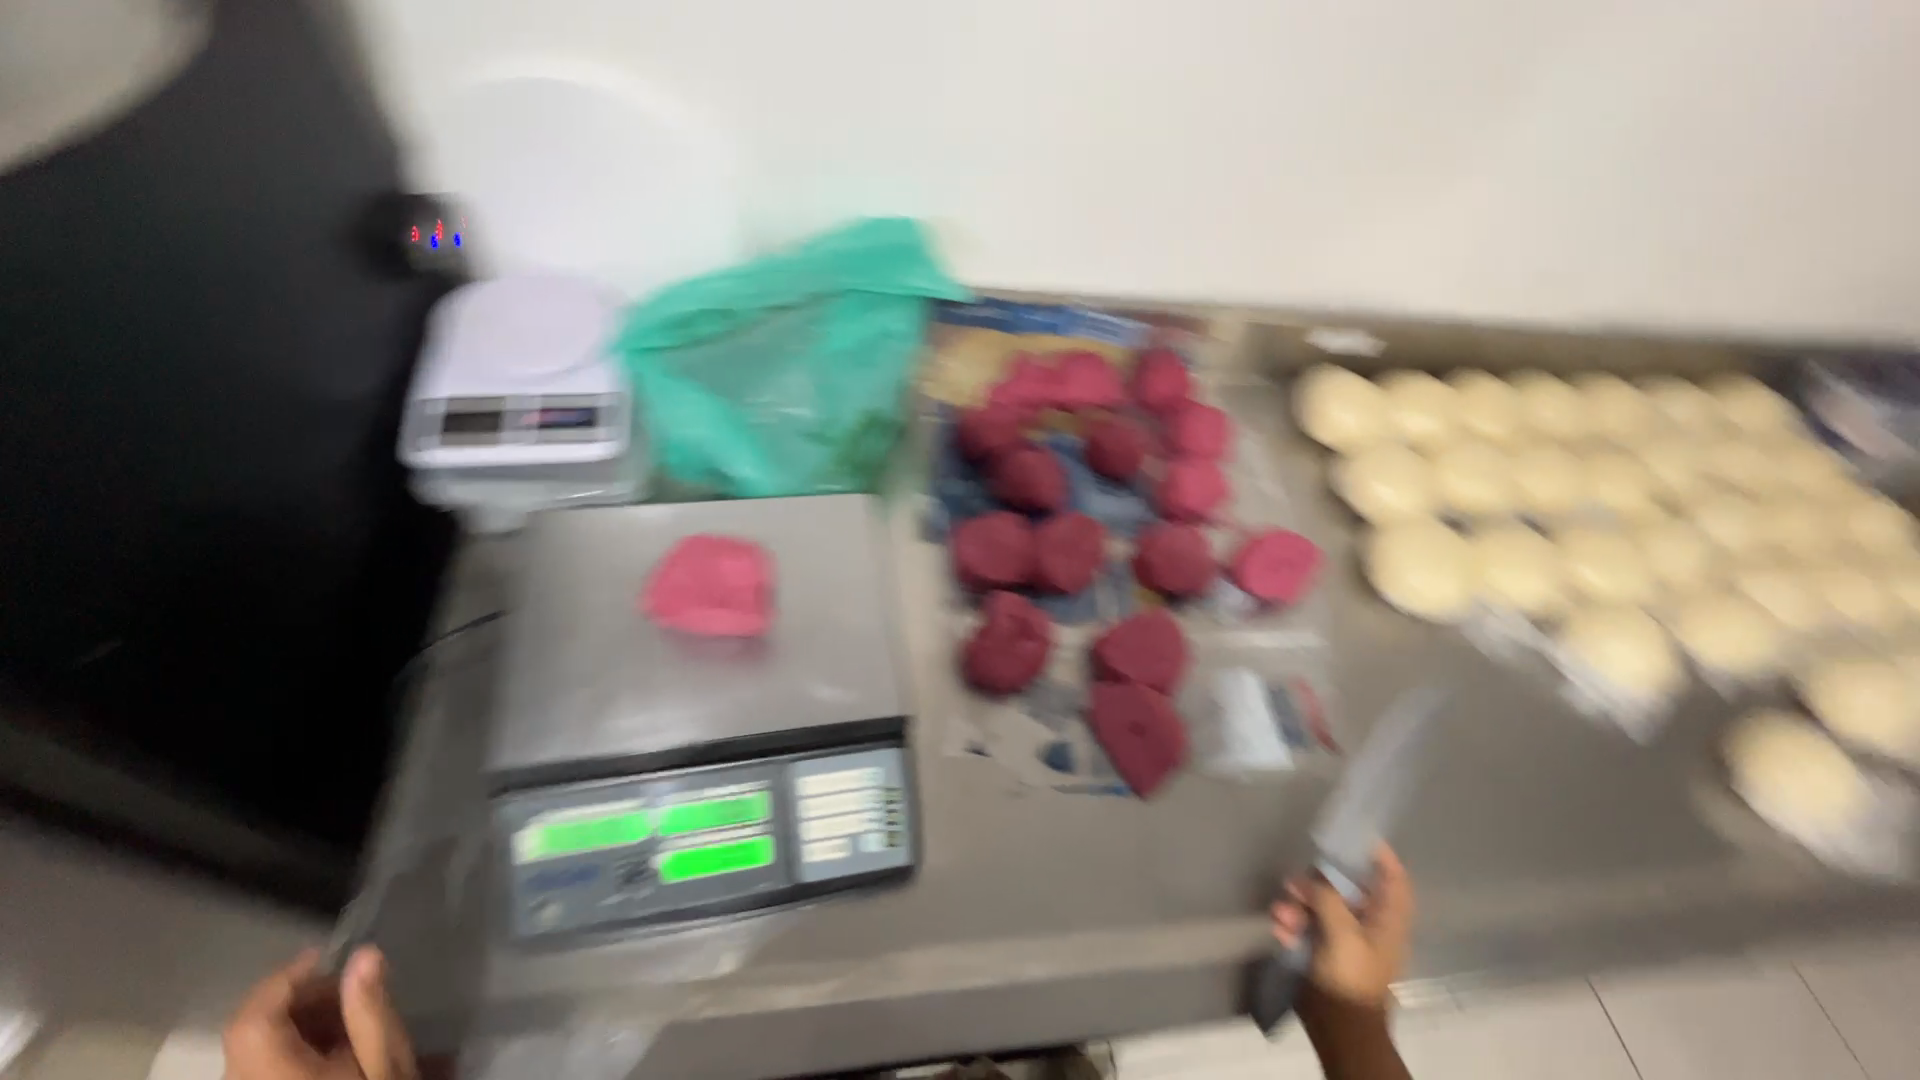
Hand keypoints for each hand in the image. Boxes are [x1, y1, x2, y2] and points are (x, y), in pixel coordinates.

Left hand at [224, 946, 417, 1079]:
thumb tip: (364, 955)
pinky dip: (292, 1045)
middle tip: (350, 989)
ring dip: (298, 1021)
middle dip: (300, 999)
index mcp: (272, 1074)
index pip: (252, 1019)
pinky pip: (259, 1066)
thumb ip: (370, 1008)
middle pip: (251, 1030)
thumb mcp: (383, 1060)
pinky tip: (332, 1049)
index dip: (282, 980)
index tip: (323, 957)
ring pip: (253, 1047)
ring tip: (348, 1020)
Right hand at [1269, 844, 1413, 1009]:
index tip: (1358, 836)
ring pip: (1320, 905)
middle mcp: (1369, 925)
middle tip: (1297, 880)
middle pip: (1348, 888)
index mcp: (1388, 922)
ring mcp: (1345, 938)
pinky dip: (1292, 923)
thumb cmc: (1351, 978)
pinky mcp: (1323, 950)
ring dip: (1298, 903)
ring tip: (1282, 911)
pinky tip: (1280, 929)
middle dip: (1319, 881)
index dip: (1382, 858)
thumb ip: (1329, 898)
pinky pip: (1306, 925)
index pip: (1395, 881)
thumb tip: (1314, 878)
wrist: (1339, 1028)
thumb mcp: (1343, 934)